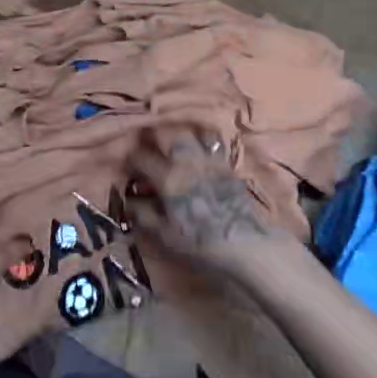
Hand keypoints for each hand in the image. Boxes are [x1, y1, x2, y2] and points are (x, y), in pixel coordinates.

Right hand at [126, 127, 288, 280]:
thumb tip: (128, 200)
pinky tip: (199, 150)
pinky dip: (202, 140)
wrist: (248, 244)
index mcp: (168, 177)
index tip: (128, 166)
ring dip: (180, 134)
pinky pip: (213, 143)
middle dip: (153, 136)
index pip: (140, 157)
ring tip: (175, 142)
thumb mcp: (165, 235)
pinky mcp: (227, 165)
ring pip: (192, 133)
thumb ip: (144, 214)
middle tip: (148, 144)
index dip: (130, 159)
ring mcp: (209, 160)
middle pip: (167, 134)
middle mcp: (187, 162)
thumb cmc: (202, 242)